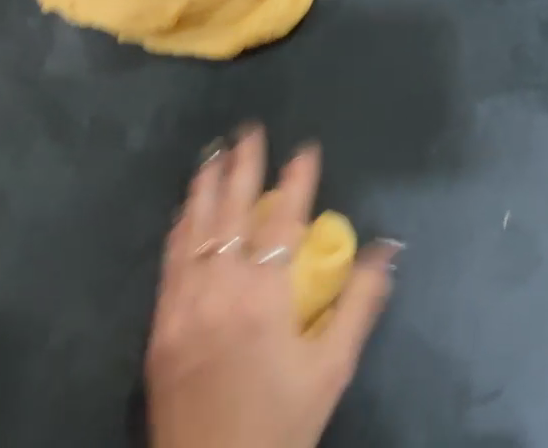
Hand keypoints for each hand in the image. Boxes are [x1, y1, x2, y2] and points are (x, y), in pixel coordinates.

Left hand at [147, 126, 396, 447]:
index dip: (296, 180)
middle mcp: (219, 288)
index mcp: (265, 296)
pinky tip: (185, 210)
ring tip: (214, 153)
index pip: (283, 220)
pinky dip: (181, 226)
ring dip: (206, 187)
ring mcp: (184, 304)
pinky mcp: (160, 323)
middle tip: (250, 129)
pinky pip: (170, 260)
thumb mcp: (333, 366)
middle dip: (243, 166)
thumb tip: (387, 247)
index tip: (306, 148)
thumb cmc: (282, 418)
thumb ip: (360, 302)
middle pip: (231, 212)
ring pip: (194, 229)